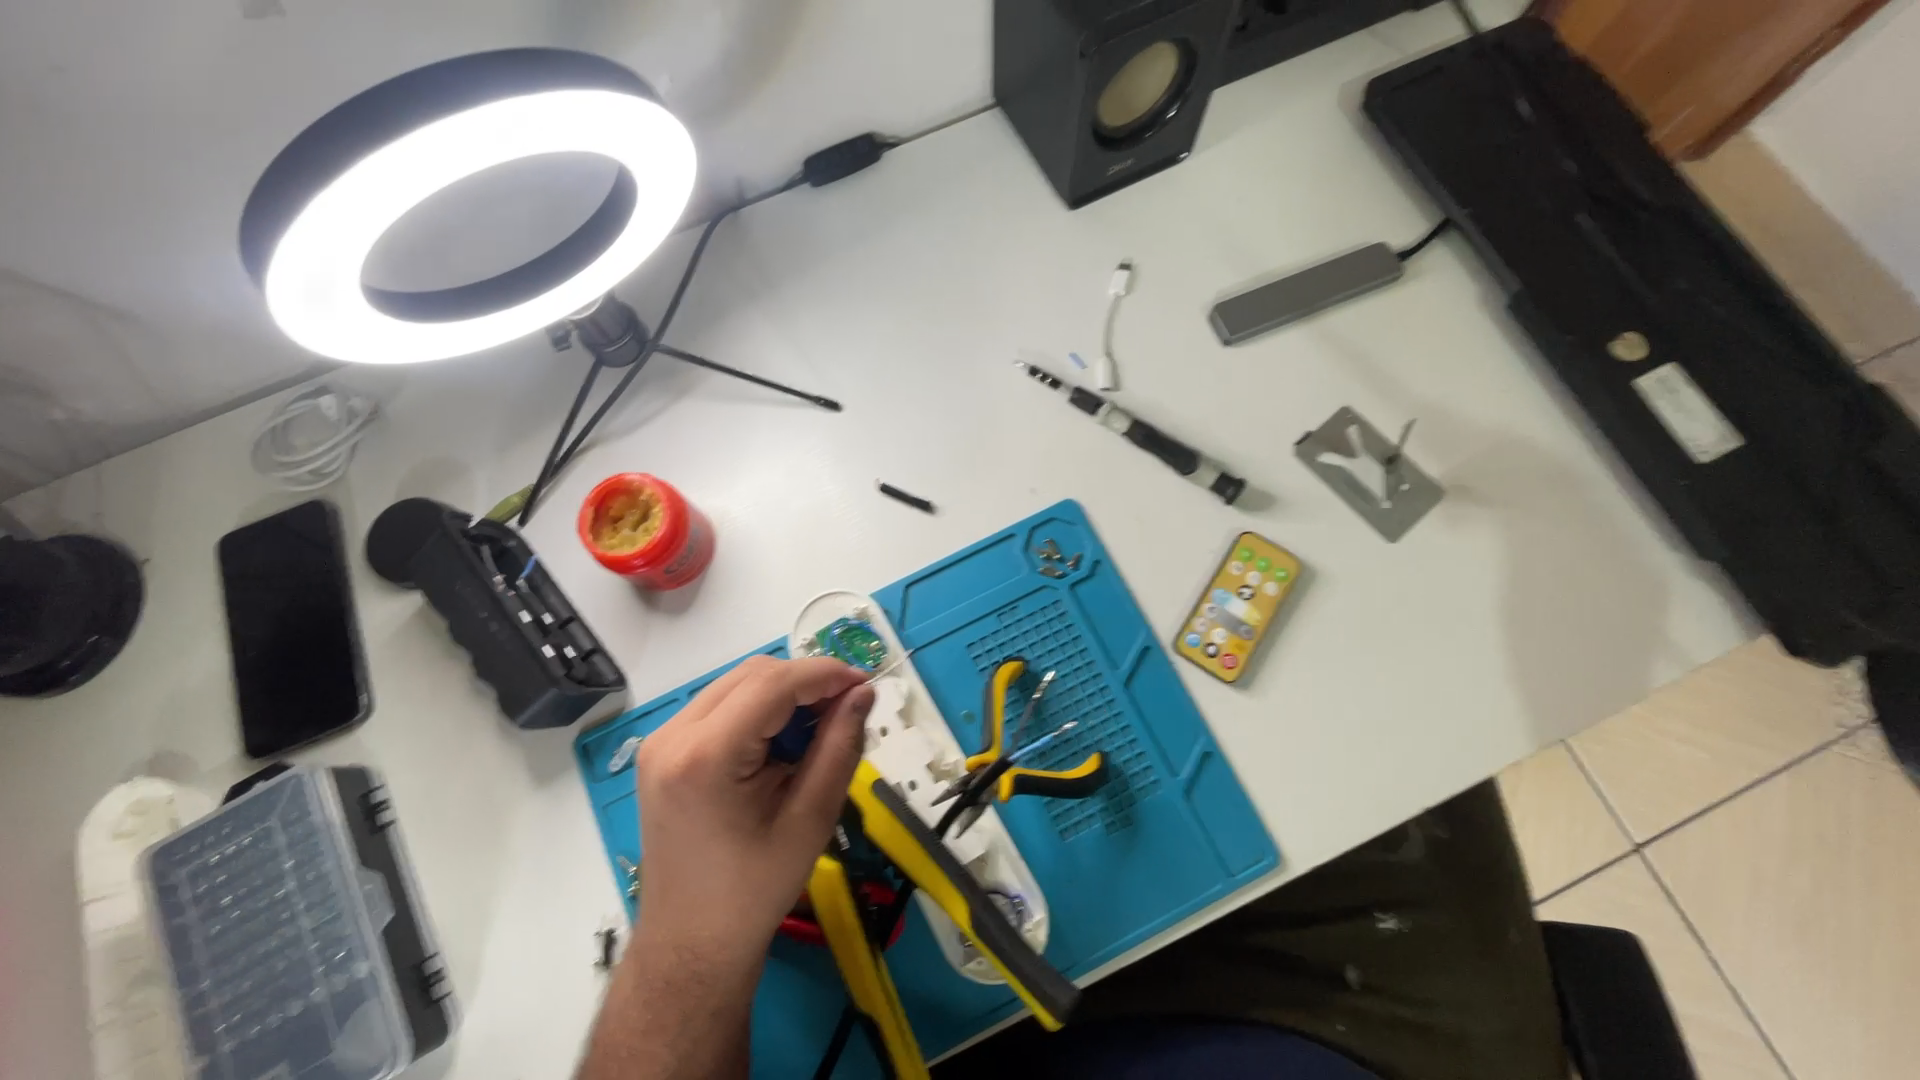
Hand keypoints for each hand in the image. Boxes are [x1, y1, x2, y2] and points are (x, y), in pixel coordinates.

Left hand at [632, 655, 874, 969]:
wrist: (691, 943)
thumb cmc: (754, 890)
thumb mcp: (810, 819)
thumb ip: (839, 747)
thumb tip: (862, 693)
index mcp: (705, 756)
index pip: (771, 684)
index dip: (823, 674)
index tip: (864, 683)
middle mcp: (672, 736)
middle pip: (751, 675)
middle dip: (804, 682)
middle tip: (846, 709)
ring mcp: (660, 742)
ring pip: (734, 685)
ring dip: (781, 695)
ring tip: (817, 730)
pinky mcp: (662, 752)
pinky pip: (718, 707)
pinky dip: (757, 711)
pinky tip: (780, 744)